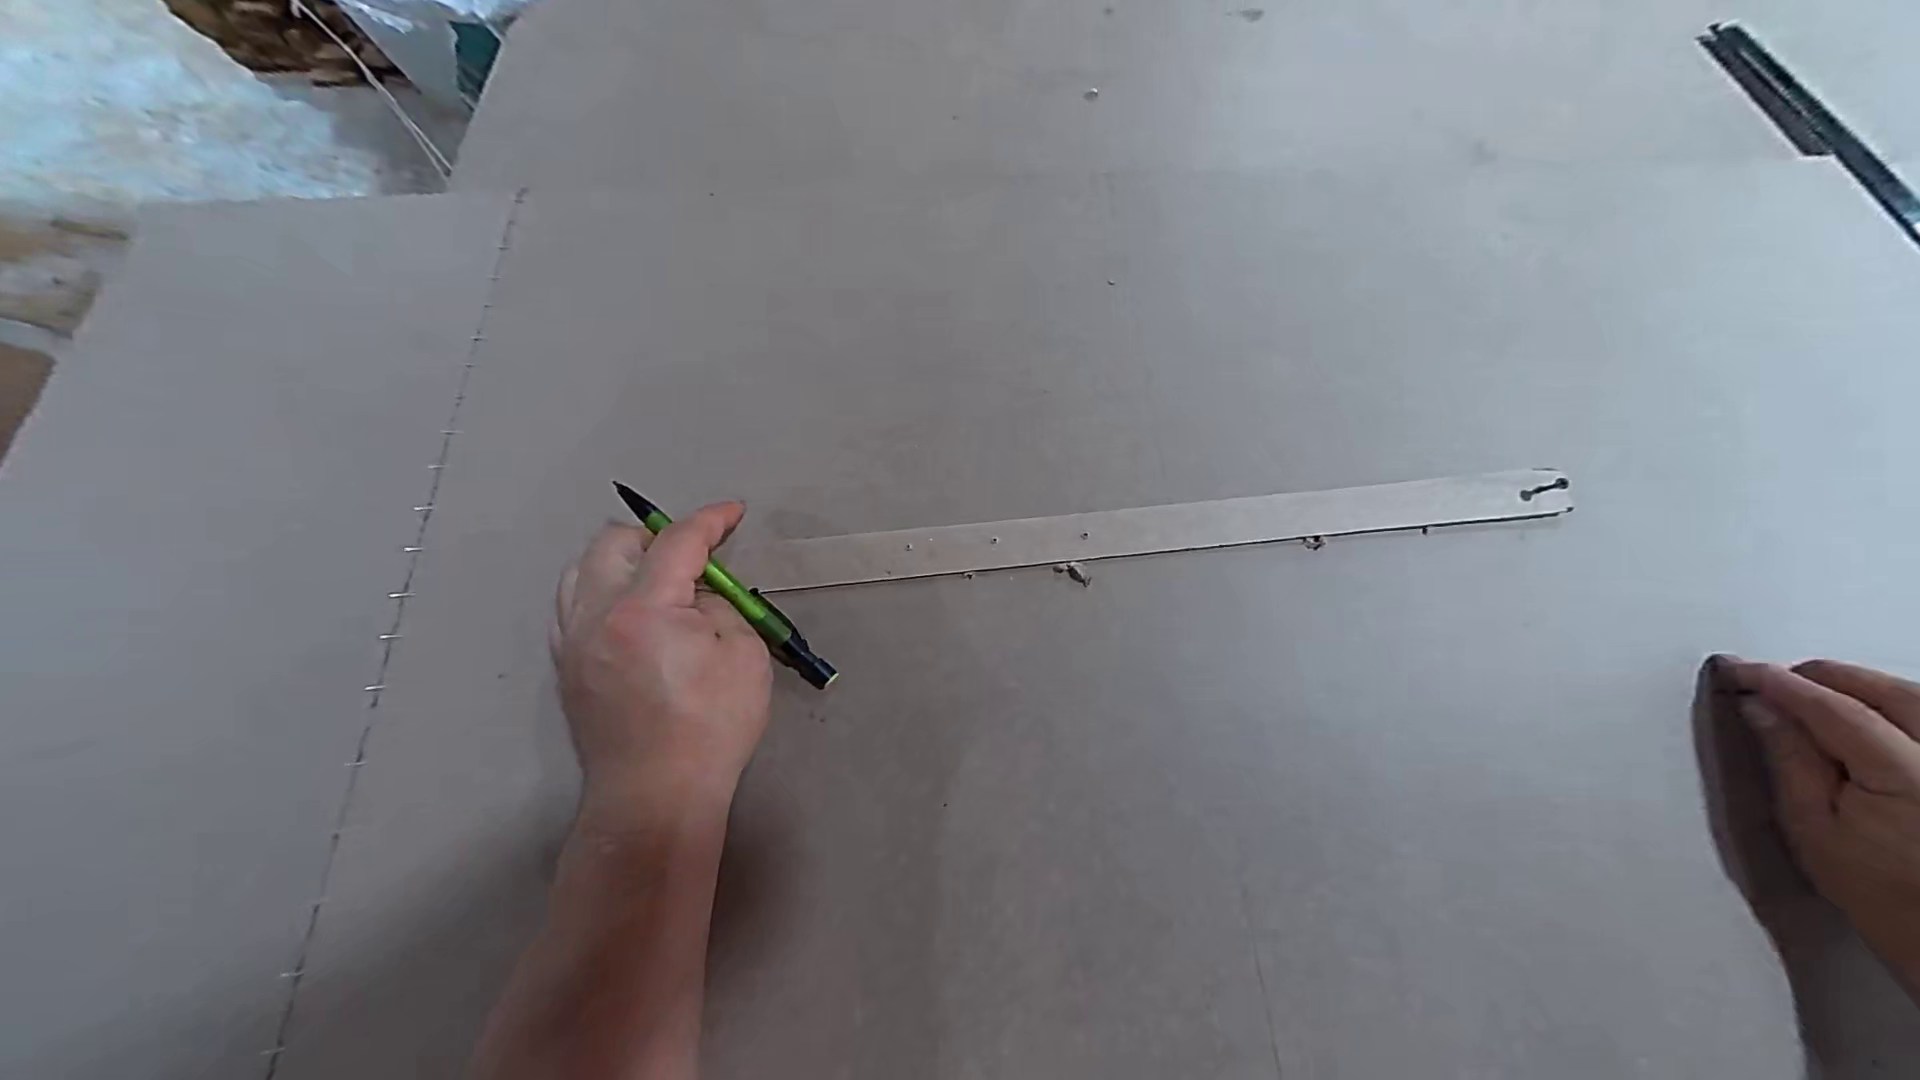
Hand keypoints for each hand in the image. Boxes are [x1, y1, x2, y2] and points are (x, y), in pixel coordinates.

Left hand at [553, 503, 773, 822]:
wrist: (656, 795)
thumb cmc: (712, 727)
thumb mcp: (744, 655)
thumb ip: (719, 608)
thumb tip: (697, 595)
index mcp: (643, 609)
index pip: (677, 542)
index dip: (710, 520)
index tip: (734, 513)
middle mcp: (595, 615)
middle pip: (614, 543)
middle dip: (658, 536)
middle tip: (694, 557)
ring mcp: (572, 642)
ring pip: (582, 570)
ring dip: (623, 560)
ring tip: (659, 580)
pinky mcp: (567, 667)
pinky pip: (573, 605)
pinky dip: (602, 591)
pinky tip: (631, 612)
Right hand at [1718, 655, 1919, 997]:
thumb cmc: (1882, 896)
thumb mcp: (1812, 826)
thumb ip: (1790, 758)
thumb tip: (1760, 706)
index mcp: (1916, 780)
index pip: (1837, 708)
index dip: (1779, 681)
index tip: (1735, 668)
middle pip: (1898, 692)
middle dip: (1828, 677)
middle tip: (1773, 681)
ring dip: (1868, 690)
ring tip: (1816, 700)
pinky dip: (1900, 709)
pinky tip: (1869, 720)